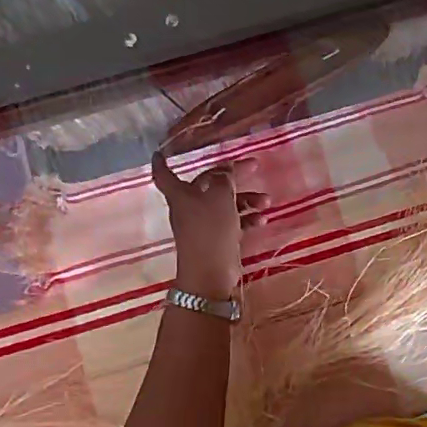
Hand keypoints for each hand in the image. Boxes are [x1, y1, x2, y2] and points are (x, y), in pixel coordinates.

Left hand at [152, 153, 267, 298]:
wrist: (210, 274)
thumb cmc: (210, 230)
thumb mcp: (220, 197)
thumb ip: (224, 179)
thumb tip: (224, 171)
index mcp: (181, 194)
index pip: (165, 174)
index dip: (162, 162)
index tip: (160, 152)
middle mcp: (189, 207)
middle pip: (208, 184)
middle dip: (232, 175)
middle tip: (254, 166)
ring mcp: (203, 224)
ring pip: (225, 203)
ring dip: (246, 199)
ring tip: (266, 201)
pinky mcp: (217, 239)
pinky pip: (232, 222)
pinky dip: (246, 218)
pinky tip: (262, 220)